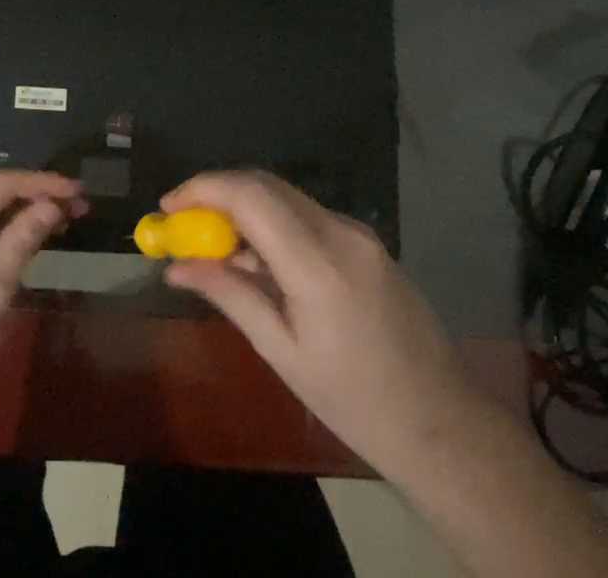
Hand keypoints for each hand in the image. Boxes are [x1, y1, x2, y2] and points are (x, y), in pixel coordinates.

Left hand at [0, 171, 85, 415]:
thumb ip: (23, 240)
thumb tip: (54, 206)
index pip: (0, 185)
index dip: (42, 184)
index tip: (81, 190)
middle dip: (36, 195)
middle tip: (79, 204)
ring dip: (25, 212)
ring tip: (67, 218)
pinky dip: (8, 232)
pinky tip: (36, 235)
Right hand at [161, 171, 486, 473]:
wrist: (439, 421)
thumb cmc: (353, 399)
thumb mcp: (281, 351)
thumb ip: (230, 295)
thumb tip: (176, 267)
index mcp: (319, 264)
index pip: (251, 197)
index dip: (202, 190)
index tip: (167, 208)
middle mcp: (342, 234)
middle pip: (267, 186)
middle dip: (216, 195)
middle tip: (181, 226)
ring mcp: (361, 236)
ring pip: (287, 199)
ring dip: (243, 211)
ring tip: (211, 250)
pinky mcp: (368, 245)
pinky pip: (308, 219)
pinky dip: (272, 226)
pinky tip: (256, 263)